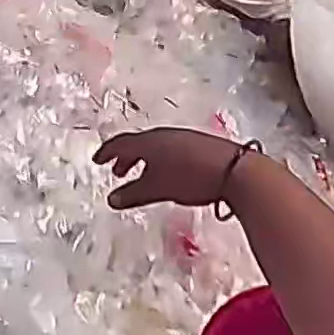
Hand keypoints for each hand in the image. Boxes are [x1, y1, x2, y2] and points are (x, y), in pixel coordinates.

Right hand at [94, 128, 245, 209]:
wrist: (235, 169)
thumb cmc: (190, 177)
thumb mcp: (158, 188)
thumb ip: (133, 194)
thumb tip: (111, 199)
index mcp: (147, 141)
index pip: (120, 143)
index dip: (107, 151)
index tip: (98, 160)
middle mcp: (161, 135)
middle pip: (138, 143)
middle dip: (126, 156)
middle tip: (118, 170)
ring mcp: (181, 138)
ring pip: (155, 146)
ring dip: (144, 159)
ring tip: (142, 174)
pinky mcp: (198, 145)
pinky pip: (169, 148)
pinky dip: (160, 159)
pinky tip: (168, 173)